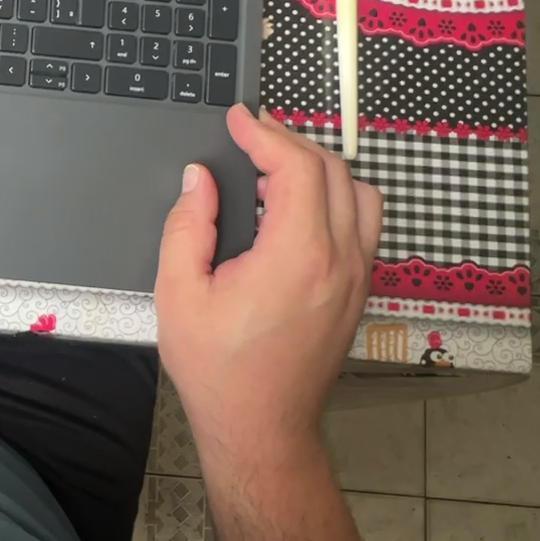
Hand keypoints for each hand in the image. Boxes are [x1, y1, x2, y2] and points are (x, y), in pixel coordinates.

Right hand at [154, 106, 381, 459]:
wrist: (260, 422)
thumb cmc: (215, 364)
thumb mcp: (178, 292)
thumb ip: (188, 227)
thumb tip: (198, 180)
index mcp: (296, 257)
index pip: (296, 169)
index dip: (264, 133)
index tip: (237, 118)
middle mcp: (340, 260)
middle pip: (334, 172)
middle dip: (290, 141)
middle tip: (248, 134)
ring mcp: (357, 276)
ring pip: (361, 194)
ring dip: (320, 168)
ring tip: (272, 167)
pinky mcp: (359, 290)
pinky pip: (362, 223)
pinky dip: (334, 196)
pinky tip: (293, 208)